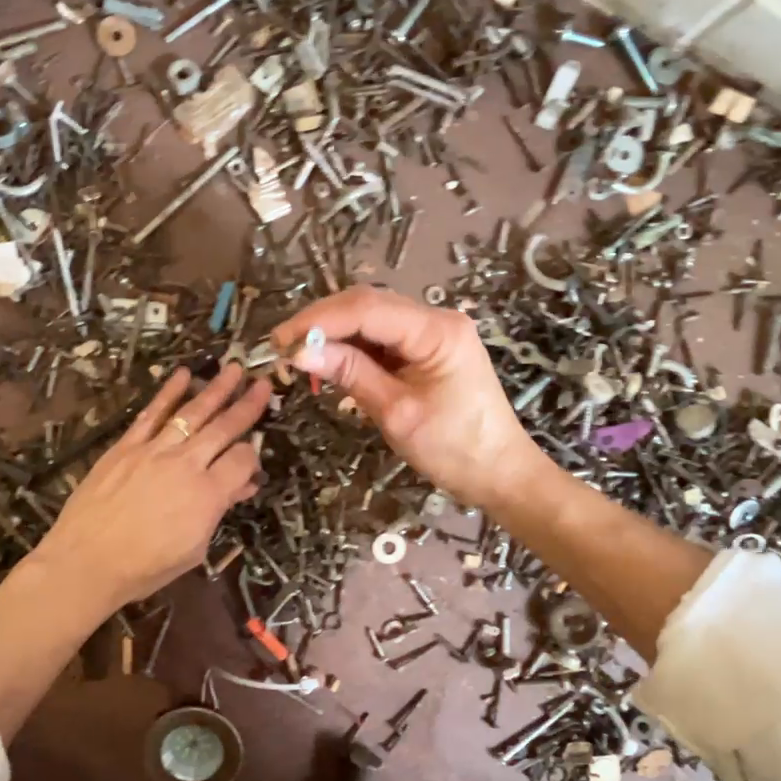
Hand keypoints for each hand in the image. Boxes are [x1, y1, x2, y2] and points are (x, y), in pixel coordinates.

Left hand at [27, 364, 270, 612]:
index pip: (243, 460)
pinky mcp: (126, 446)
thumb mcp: (193, 549)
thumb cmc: (145, 567)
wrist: (87, 561)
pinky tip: (183, 374)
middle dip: (246, 405)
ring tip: (234, 369)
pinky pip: (152, 414)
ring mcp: (154, 450)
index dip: (253, 457)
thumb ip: (218, 511)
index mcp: (208, 495)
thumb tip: (242, 487)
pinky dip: (168, 393)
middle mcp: (186, 464)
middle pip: (224, 428)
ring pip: (192, 412)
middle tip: (263, 384)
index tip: (253, 459)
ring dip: (215, 389)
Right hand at [271, 285, 535, 507]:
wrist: (501, 474)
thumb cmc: (455, 449)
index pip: (365, 308)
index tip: (280, 342)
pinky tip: (327, 364)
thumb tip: (299, 353)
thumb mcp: (397, 413)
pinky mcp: (426, 351)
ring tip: (298, 358)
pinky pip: (381, 340)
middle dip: (320, 324)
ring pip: (370, 320)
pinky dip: (351, 350)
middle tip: (280, 350)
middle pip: (366, 306)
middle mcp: (435, 320)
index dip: (318, 321)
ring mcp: (432, 334)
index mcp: (436, 330)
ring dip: (332, 336)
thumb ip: (350, 375)